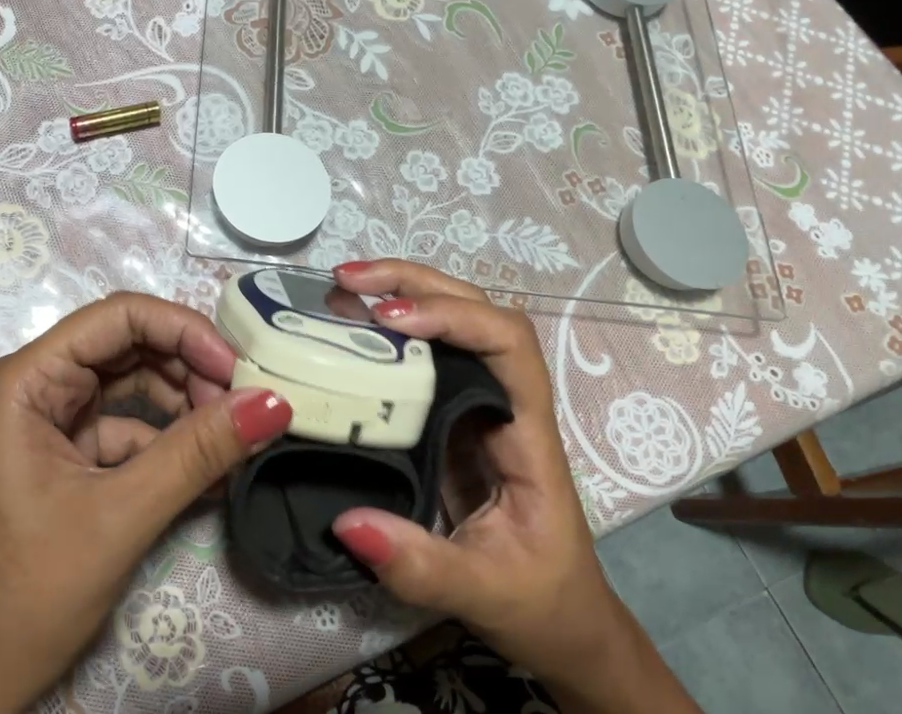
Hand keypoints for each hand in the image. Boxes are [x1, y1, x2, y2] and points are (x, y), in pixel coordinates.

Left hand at [0, 293, 291, 712]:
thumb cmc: (28, 589)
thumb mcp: (119, 515)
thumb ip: (197, 453)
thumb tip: (273, 401)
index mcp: (26, 380)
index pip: (117, 317)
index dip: (183, 330)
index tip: (238, 369)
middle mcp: (37, 386)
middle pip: (128, 347)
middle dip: (190, 369)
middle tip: (244, 407)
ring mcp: (52, 422)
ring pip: (134, 387)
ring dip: (186, 407)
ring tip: (234, 440)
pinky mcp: (69, 457)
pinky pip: (130, 429)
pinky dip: (171, 444)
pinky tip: (212, 471)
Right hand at [324, 260, 624, 675]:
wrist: (561, 623)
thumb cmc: (540, 603)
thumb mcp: (482, 594)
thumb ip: (420, 566)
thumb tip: (347, 522)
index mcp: (528, 435)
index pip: (509, 345)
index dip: (453, 318)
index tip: (389, 320)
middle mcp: (505, 405)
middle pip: (479, 313)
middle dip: (416, 283)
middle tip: (346, 279)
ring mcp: (478, 407)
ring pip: (454, 323)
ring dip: (402, 293)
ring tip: (341, 287)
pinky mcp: (450, 418)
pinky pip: (423, 356)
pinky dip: (387, 329)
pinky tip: (348, 326)